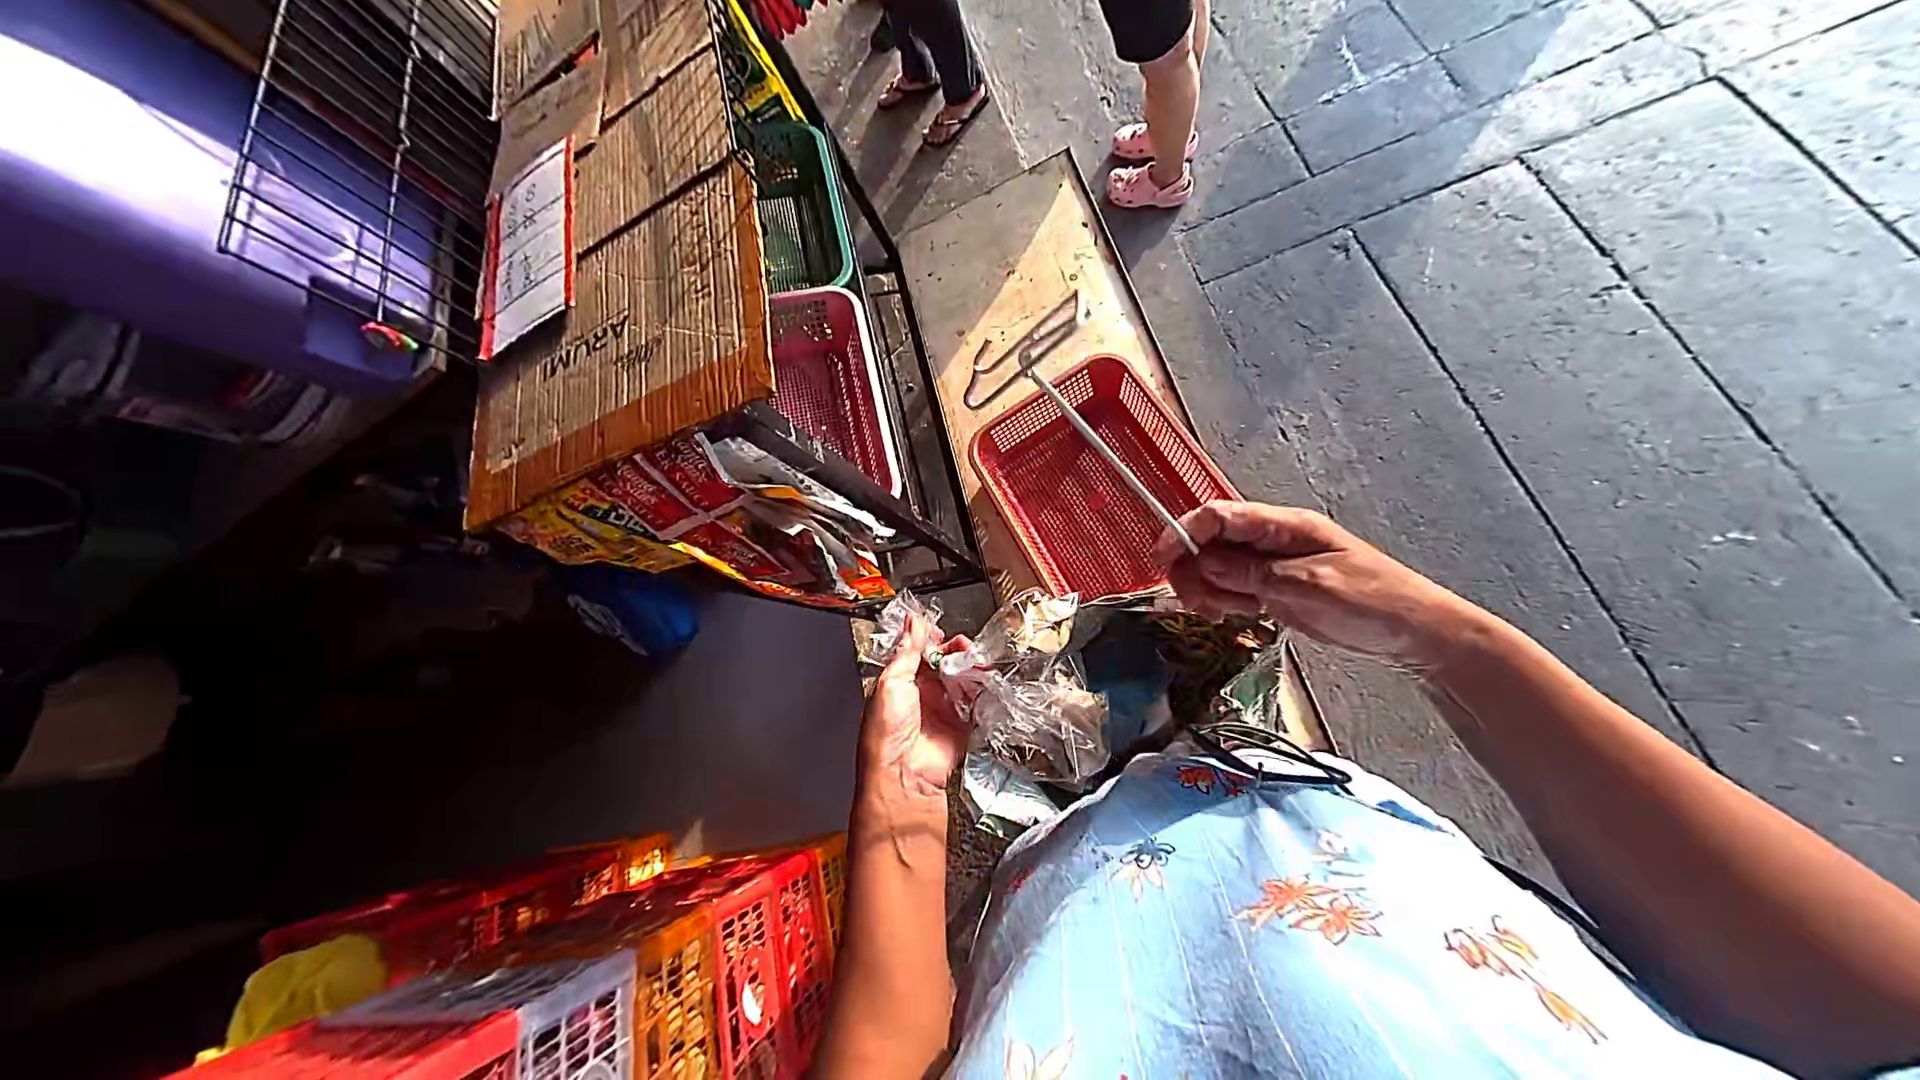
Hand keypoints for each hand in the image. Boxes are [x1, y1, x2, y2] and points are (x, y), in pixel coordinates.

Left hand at [858, 613, 969, 809]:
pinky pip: (976, 701)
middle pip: (946, 662)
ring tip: (974, 661)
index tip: (940, 631)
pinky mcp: (961, 724)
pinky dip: (983, 689)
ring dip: (971, 666)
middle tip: (962, 646)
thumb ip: (906, 650)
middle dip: (956, 650)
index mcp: (901, 680)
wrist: (903, 773)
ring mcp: (943, 708)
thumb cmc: (885, 734)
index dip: (931, 639)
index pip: (920, 651)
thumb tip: (912, 622)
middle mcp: (923, 693)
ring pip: (963, 677)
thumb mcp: (891, 681)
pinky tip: (983, 679)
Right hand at [1153, 501, 1491, 670]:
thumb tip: (1206, 564)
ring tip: (1223, 612)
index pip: (1219, 516)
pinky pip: (1231, 587)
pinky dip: (1221, 600)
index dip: (1184, 533)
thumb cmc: (1375, 600)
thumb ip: (1253, 574)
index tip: (1162, 558)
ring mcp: (1270, 564)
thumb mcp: (1310, 586)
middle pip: (1209, 542)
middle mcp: (1271, 540)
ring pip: (1215, 567)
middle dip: (1192, 568)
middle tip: (1195, 600)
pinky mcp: (1272, 587)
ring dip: (1206, 589)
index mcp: (1283, 526)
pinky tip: (1232, 614)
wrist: (1413, 631)